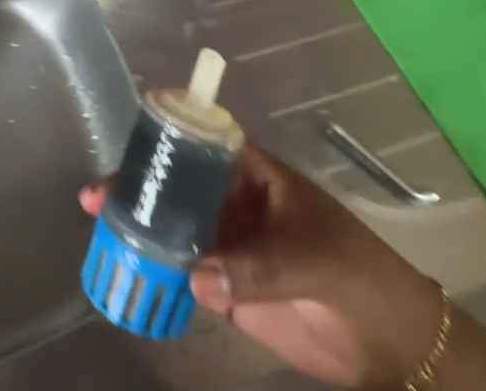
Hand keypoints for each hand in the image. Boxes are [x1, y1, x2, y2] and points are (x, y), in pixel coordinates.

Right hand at [81, 144, 441, 388]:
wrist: (388, 341)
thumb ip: (258, 268)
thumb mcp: (313, 261)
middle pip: (178, 187)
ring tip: (100, 232)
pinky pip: (182, 272)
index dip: (167, 144)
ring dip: (140, 230)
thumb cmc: (358, 275)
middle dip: (140, 189)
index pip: (204, 145)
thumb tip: (197, 276)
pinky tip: (125, 271)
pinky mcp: (226, 287)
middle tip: (97, 198)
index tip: (130, 152)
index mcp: (256, 176)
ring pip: (174, 229)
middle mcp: (235, 203)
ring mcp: (229, 244)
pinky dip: (155, 272)